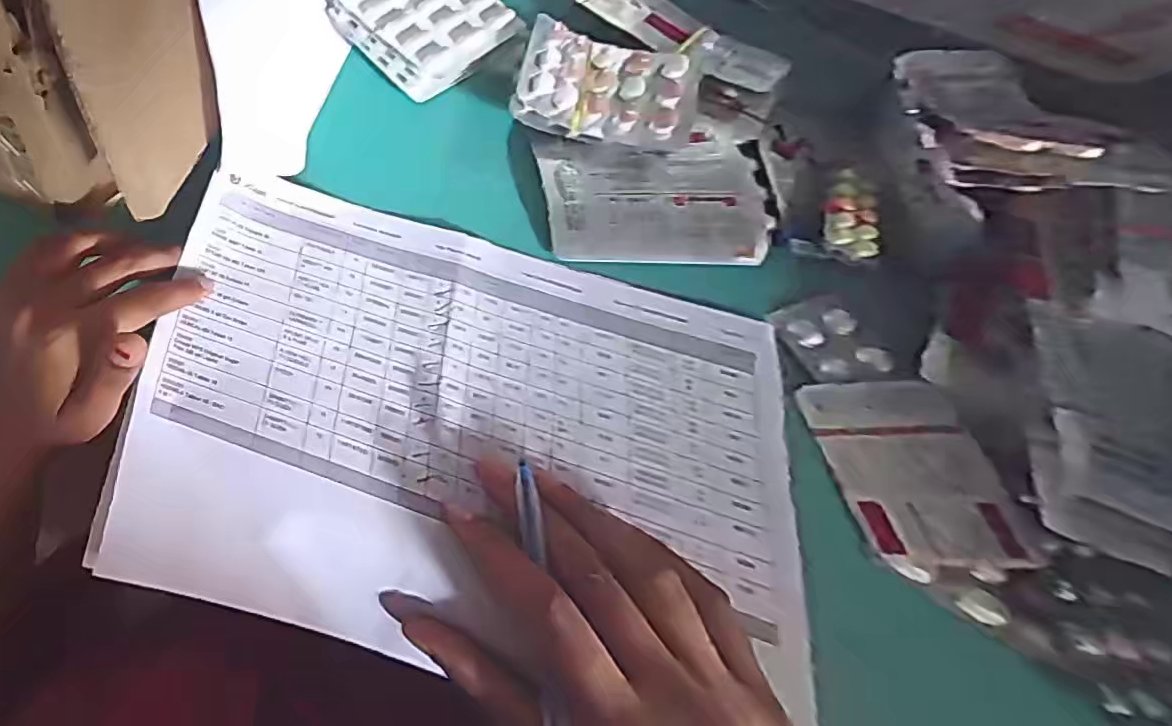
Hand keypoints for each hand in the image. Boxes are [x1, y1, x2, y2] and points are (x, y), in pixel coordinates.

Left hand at [0, 231, 209, 463]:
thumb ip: (115, 378)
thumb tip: (137, 341)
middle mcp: (41, 305)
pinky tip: (98, 246)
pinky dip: (76, 240)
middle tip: (181, 255)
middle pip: (108, 267)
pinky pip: (45, 246)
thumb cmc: (58, 421)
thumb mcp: (93, 416)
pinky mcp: (8, 285)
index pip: (131, 302)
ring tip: (142, 246)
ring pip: (77, 245)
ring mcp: (20, 290)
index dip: (170, 292)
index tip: (201, 283)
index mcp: (66, 337)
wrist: (7, 423)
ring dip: (115, 241)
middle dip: (152, 258)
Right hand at [384, 457, 789, 725]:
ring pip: (649, 571)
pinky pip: (704, 593)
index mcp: (614, 715)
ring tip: (547, 481)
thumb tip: (418, 623)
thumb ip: (488, 687)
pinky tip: (619, 526)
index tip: (458, 512)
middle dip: (536, 513)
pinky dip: (654, 550)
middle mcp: (670, 686)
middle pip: (595, 574)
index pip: (546, 609)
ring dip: (592, 516)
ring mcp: (719, 679)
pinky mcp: (753, 677)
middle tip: (495, 471)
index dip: (497, 552)